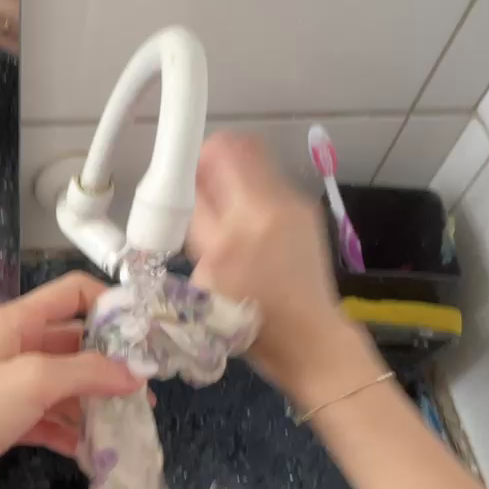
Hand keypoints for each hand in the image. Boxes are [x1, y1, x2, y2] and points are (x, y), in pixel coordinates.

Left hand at [0, 272, 140, 488]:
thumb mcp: (33, 380)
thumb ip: (87, 372)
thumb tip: (135, 374)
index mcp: (18, 322)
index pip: (73, 293)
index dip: (110, 306)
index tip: (146, 334)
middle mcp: (18, 347)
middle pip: (78, 344)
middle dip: (112, 364)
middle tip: (145, 392)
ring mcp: (15, 387)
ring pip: (69, 386)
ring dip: (97, 404)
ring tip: (129, 426)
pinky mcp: (12, 422)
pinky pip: (54, 419)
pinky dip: (74, 432)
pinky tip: (94, 451)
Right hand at [186, 133, 382, 400]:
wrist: (307, 339)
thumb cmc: (248, 317)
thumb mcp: (206, 274)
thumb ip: (195, 224)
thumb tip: (185, 189)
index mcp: (250, 212)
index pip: (222, 150)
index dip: (195, 160)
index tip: (181, 185)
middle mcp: (280, 198)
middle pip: (241, 149)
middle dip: (212, 168)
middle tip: (196, 200)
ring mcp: (298, 204)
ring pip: (255, 169)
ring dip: (231, 185)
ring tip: (219, 223)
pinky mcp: (307, 215)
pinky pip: (269, 190)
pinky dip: (249, 201)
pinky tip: (243, 236)